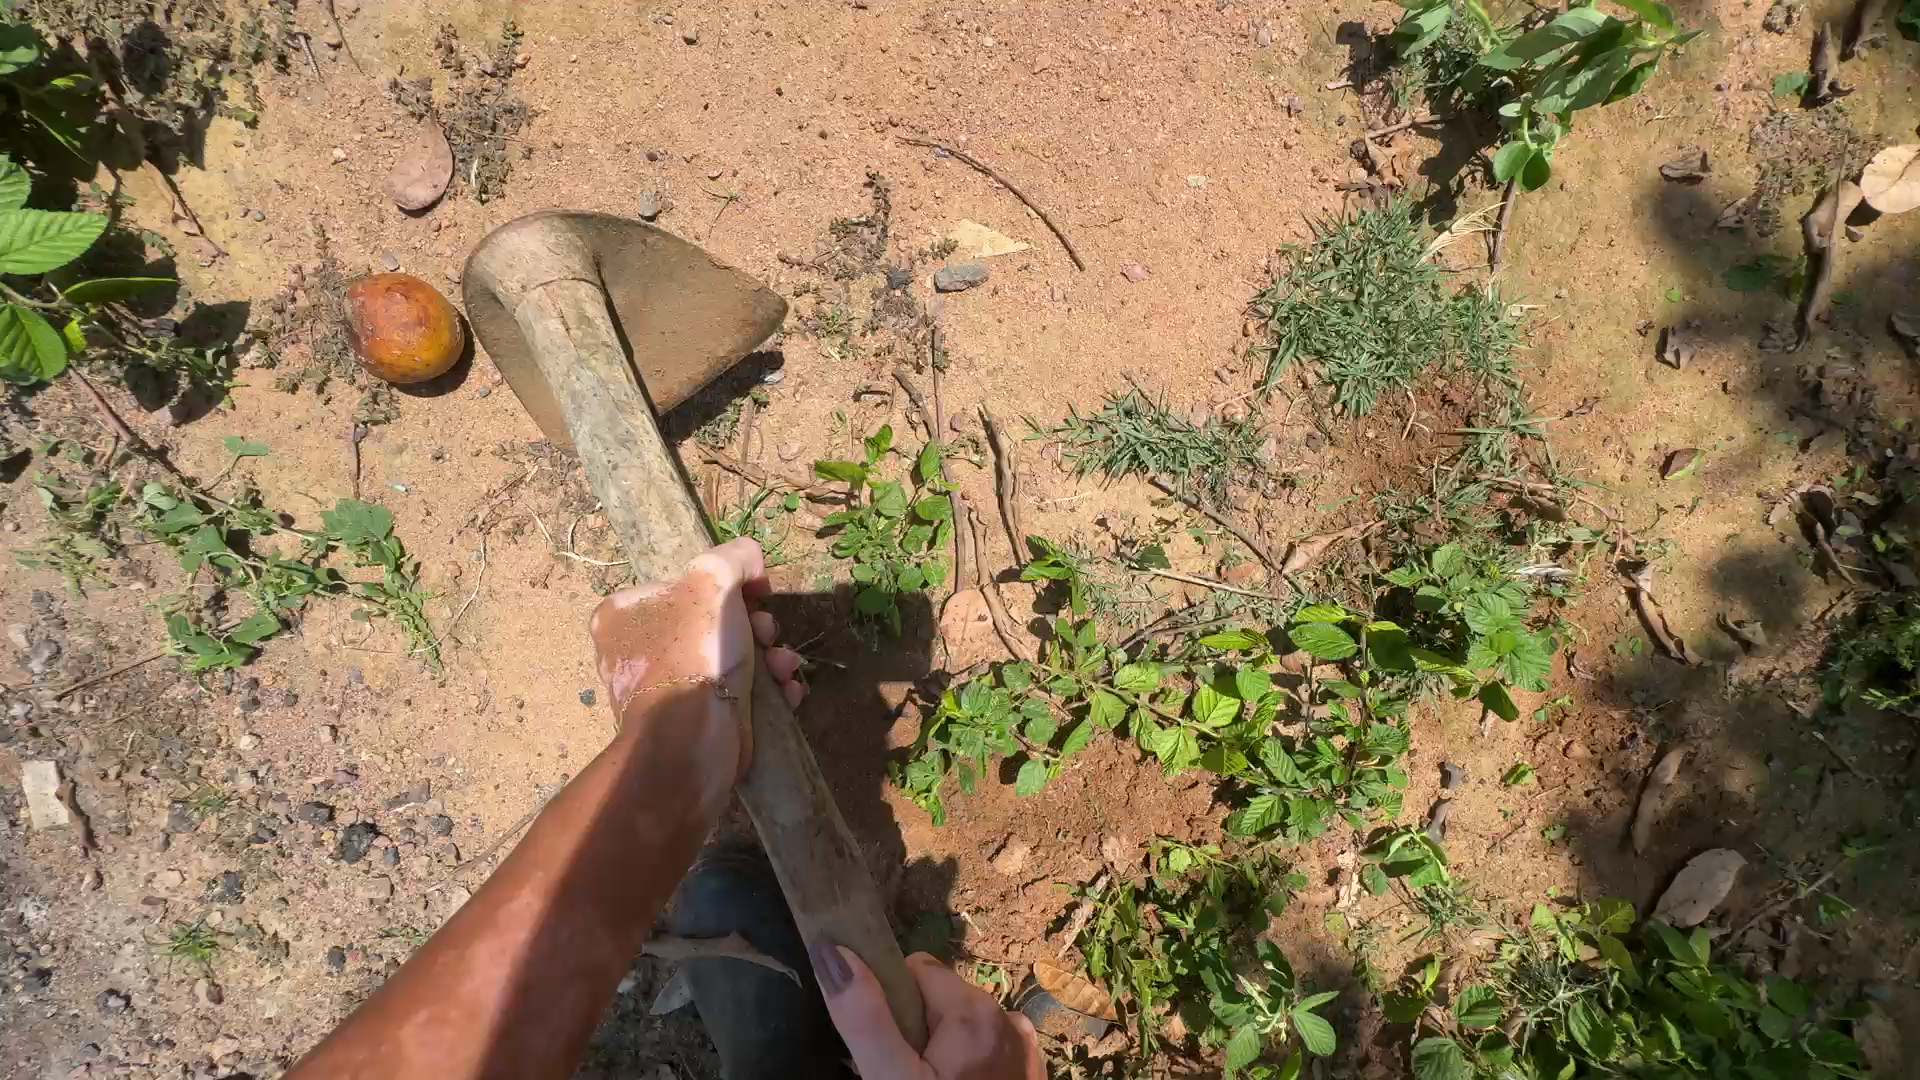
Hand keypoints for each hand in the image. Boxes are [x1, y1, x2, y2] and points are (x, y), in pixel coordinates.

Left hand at [588, 538, 805, 790]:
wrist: (693, 740)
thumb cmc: (694, 654)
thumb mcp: (712, 581)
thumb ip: (733, 556)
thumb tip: (751, 559)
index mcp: (624, 615)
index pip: (684, 584)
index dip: (728, 585)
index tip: (755, 595)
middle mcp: (639, 652)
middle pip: (716, 620)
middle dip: (757, 626)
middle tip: (767, 633)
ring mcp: (669, 690)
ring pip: (734, 656)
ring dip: (772, 657)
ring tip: (783, 667)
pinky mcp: (698, 719)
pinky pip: (739, 691)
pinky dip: (769, 689)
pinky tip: (786, 691)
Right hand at [812, 946, 1044, 1079]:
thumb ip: (863, 1018)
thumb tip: (832, 951)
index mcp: (975, 1009)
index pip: (917, 968)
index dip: (892, 1005)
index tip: (886, 1053)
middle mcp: (1008, 1018)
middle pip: (941, 1000)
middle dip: (917, 1033)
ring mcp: (1025, 1051)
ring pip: (963, 1030)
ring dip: (944, 1055)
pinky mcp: (1032, 1078)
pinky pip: (989, 1054)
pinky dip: (971, 1071)